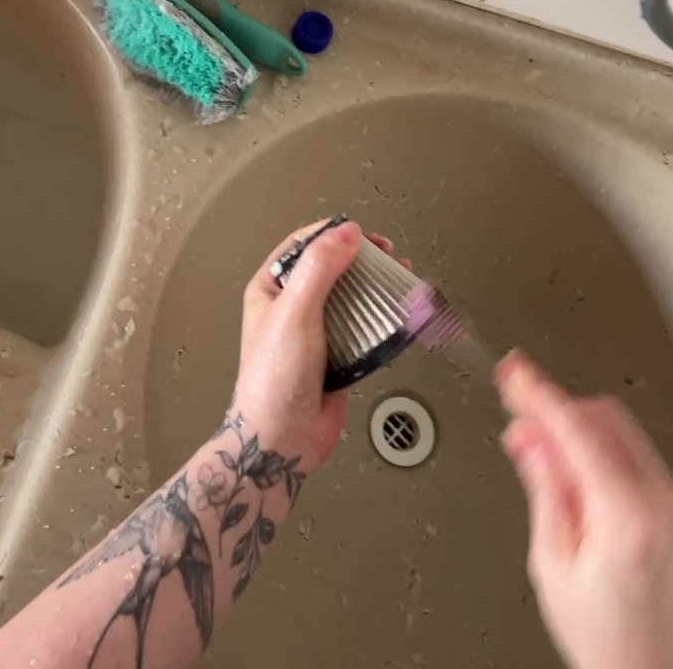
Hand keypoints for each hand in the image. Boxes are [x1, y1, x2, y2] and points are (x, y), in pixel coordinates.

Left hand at [232, 220, 394, 471]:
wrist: (282, 441)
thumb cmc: (275, 377)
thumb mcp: (295, 312)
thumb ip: (319, 269)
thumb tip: (346, 232)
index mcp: (271, 289)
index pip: (302, 247)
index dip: (333, 235)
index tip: (363, 234)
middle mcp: (292, 306)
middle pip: (331, 270)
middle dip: (362, 260)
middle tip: (389, 257)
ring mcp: (317, 332)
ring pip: (352, 299)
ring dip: (376, 288)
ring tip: (402, 280)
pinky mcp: (339, 356)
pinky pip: (364, 329)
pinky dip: (383, 319)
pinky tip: (401, 314)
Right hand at [496, 351, 672, 668]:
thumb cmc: (609, 640)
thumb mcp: (554, 563)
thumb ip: (545, 489)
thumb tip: (530, 438)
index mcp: (628, 513)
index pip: (578, 428)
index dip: (539, 392)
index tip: (514, 371)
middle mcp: (665, 503)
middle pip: (606, 417)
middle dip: (559, 407)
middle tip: (520, 412)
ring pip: (624, 432)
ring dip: (579, 426)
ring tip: (541, 448)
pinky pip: (640, 458)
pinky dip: (602, 449)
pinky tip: (575, 469)